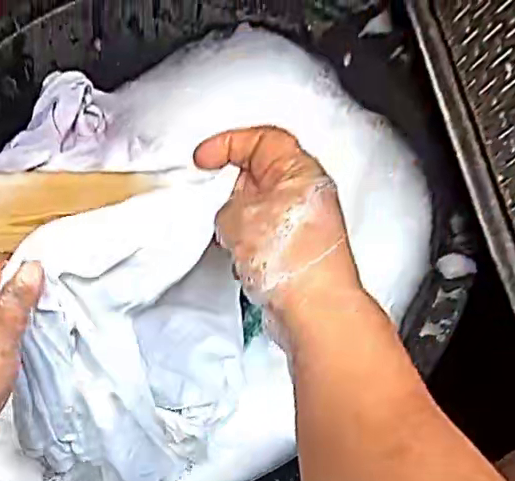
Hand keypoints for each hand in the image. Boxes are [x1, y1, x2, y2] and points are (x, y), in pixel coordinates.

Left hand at [0, 253, 43, 458]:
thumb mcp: (1, 331)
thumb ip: (16, 299)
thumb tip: (28, 272)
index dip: (18, 267)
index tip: (43, 276)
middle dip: (17, 298)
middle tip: (41, 306)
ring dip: (12, 327)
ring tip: (31, 333)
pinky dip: (5, 349)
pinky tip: (17, 357)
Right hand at [194, 126, 367, 321]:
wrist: (312, 306)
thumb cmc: (291, 258)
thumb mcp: (239, 218)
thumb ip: (226, 207)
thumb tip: (227, 217)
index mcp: (299, 171)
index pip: (261, 140)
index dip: (228, 144)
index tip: (202, 158)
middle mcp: (303, 195)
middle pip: (258, 177)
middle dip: (229, 190)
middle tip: (210, 202)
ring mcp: (298, 226)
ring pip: (256, 214)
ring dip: (235, 226)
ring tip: (227, 241)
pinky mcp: (291, 254)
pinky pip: (259, 242)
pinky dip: (244, 250)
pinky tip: (240, 264)